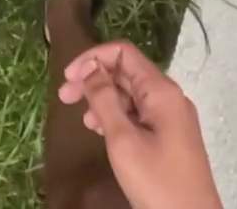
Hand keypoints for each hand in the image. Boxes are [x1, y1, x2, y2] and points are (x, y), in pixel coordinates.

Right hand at [58, 41, 221, 208]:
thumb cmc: (157, 182)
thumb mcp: (123, 140)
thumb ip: (104, 99)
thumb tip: (90, 67)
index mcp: (161, 91)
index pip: (123, 53)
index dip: (93, 58)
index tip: (69, 77)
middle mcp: (169, 97)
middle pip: (126, 72)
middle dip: (94, 79)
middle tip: (64, 96)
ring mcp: (172, 118)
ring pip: (131, 94)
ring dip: (103, 99)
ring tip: (83, 119)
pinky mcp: (171, 138)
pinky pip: (139, 114)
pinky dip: (117, 116)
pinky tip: (101, 130)